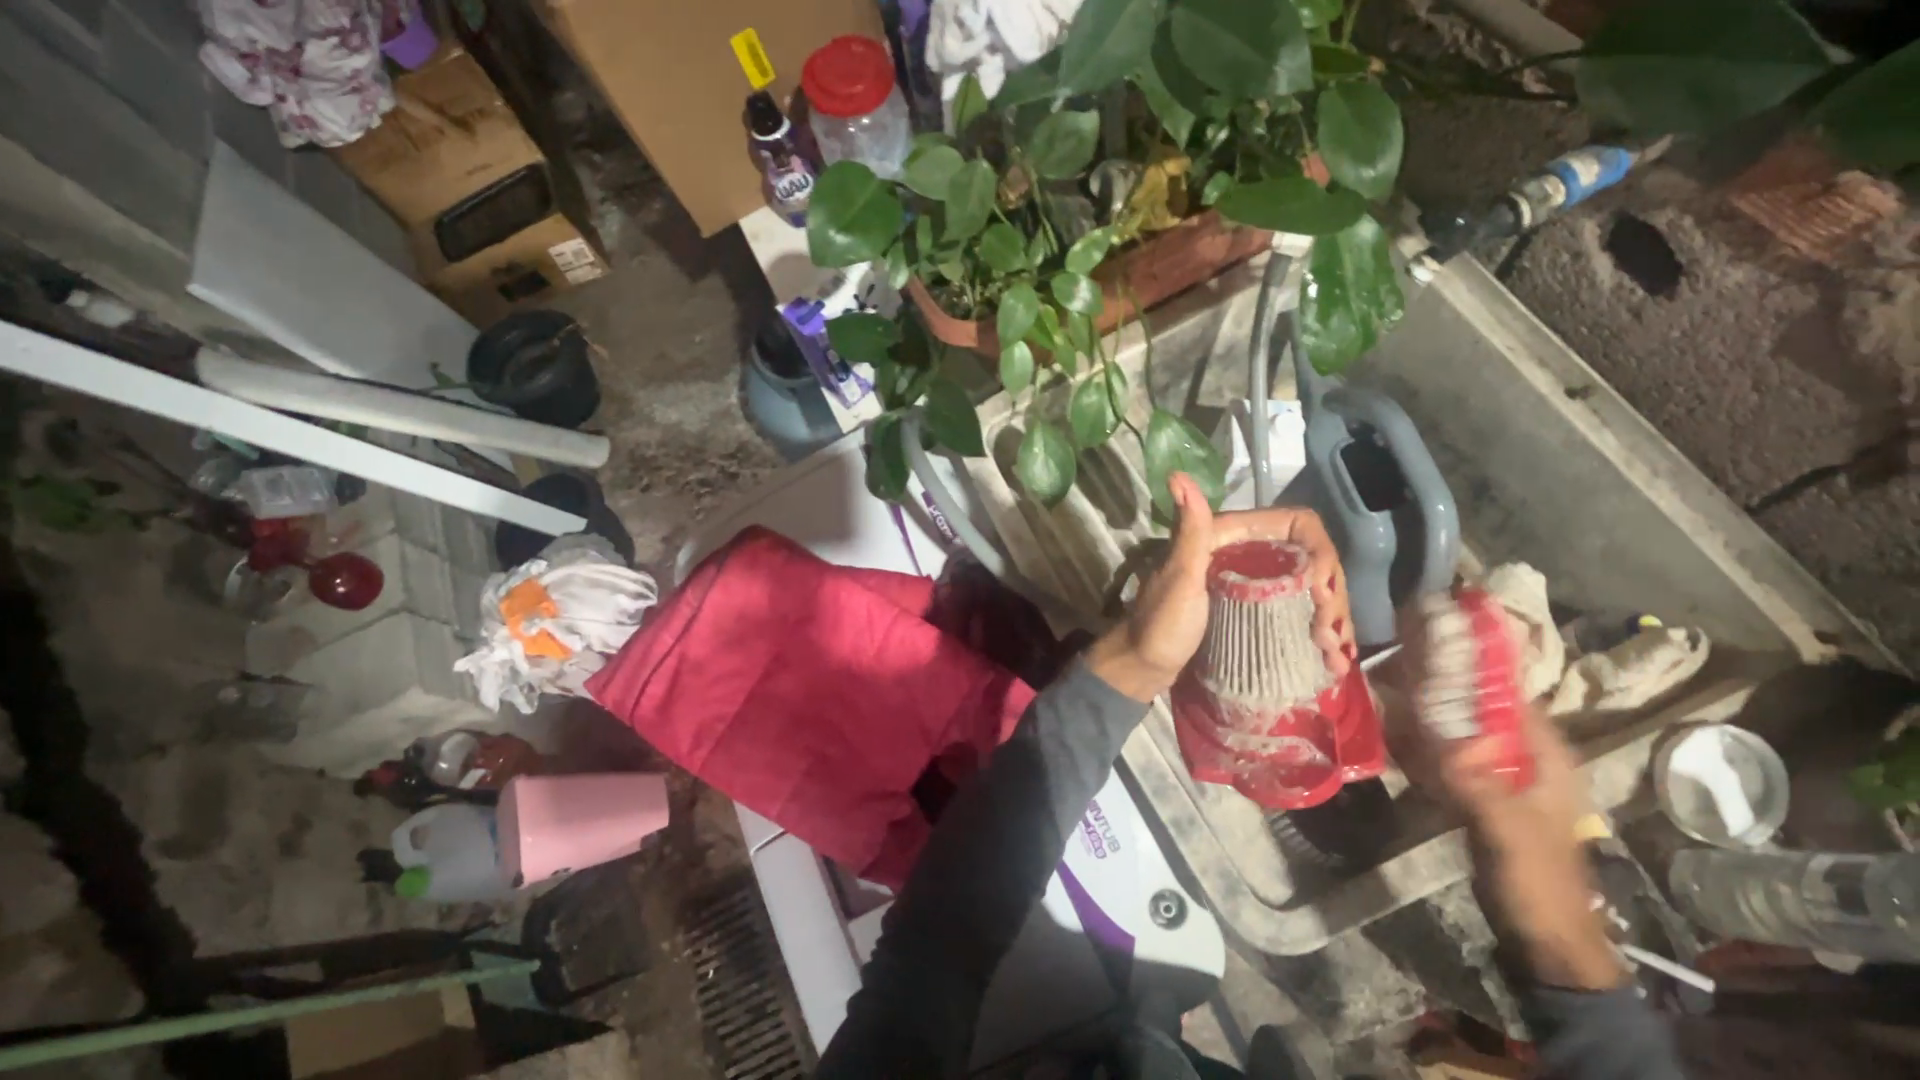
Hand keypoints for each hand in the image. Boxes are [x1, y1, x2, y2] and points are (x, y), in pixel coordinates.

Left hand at [1087, 474, 1354, 702]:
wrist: (1141, 669)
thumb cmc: (1159, 625)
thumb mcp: (1180, 578)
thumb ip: (1190, 531)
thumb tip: (1178, 476)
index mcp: (1229, 538)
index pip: (1295, 525)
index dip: (1319, 551)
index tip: (1321, 590)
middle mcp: (1247, 556)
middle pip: (1310, 559)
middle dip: (1331, 593)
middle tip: (1331, 633)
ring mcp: (1254, 587)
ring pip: (1311, 590)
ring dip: (1333, 618)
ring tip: (1335, 652)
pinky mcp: (1257, 615)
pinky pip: (1300, 615)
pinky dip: (1322, 634)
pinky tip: (1333, 658)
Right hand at [1389, 607, 1622, 990]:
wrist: (1544, 934)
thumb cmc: (1539, 879)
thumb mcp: (1511, 834)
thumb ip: (1479, 785)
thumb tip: (1442, 738)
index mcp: (1541, 750)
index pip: (1504, 685)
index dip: (1473, 651)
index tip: (1436, 619)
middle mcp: (1518, 750)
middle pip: (1472, 698)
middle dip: (1434, 672)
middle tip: (1389, 643)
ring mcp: (1494, 772)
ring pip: (1451, 723)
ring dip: (1418, 702)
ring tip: (1377, 673)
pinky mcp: (1473, 792)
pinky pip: (1439, 753)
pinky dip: (1414, 739)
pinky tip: (1383, 727)